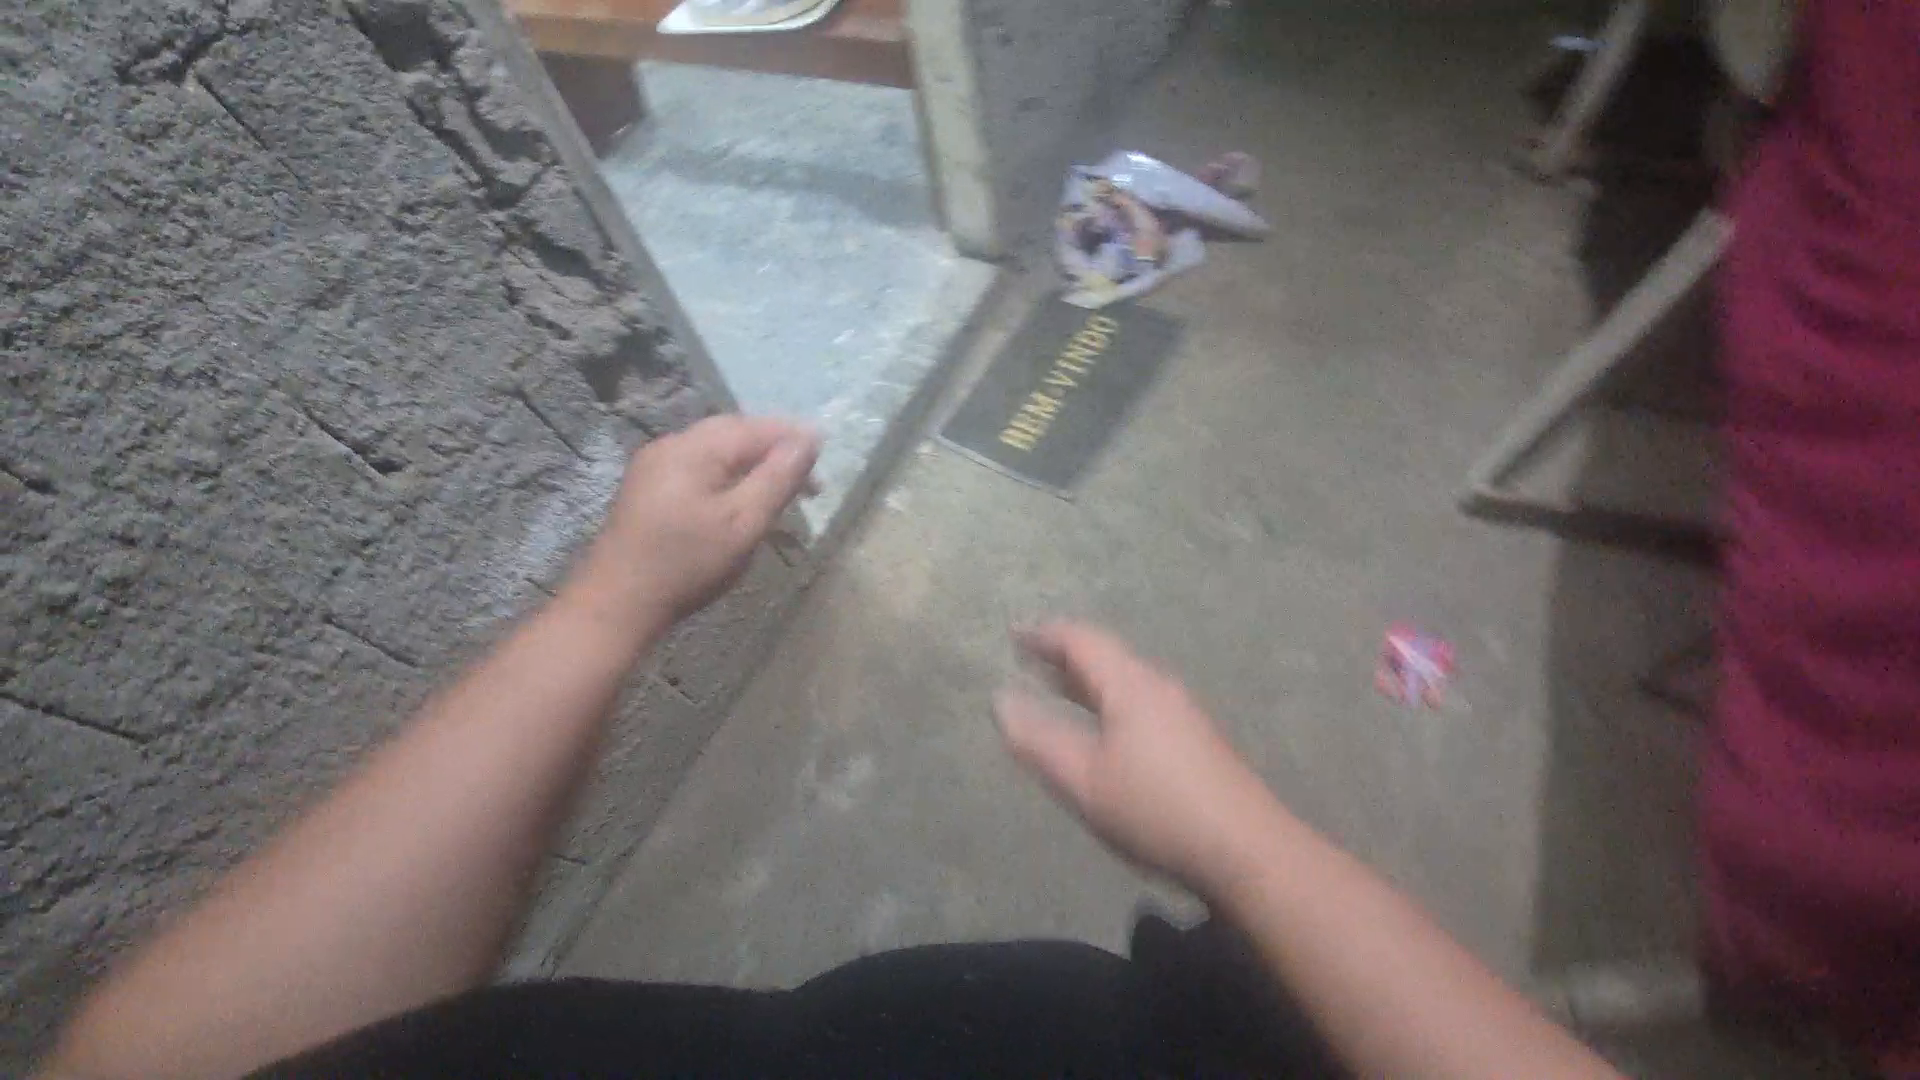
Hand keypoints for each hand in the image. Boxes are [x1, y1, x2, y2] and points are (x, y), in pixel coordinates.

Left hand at [571, 415, 818, 627]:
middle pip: (733, 434)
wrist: (617, 605)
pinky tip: (741, 502)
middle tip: (808, 478)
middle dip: (774, 450)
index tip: (825, 451)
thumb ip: (777, 479)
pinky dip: (729, 477)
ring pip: (716, 452)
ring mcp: (654, 467)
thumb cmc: (686, 564)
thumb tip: (808, 441)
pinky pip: (699, 469)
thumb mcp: (743, 523)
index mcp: (693, 449)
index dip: (793, 436)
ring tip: (781, 492)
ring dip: (752, 465)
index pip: (754, 428)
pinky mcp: (648, 491)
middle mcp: (670, 447)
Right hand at [996, 621, 1290, 897]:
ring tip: (1057, 688)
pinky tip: (1102, 729)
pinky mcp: (1194, 740)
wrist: (1248, 851)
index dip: (1044, 635)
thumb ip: (1037, 740)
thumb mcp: (1084, 779)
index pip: (1081, 640)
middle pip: (1105, 656)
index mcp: (1130, 685)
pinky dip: (1107, 700)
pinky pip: (1138, 701)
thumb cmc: (1156, 810)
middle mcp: (1158, 687)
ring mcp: (1182, 713)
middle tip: (1029, 657)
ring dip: (1086, 679)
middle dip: (1064, 655)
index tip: (1014, 635)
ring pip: (1124, 680)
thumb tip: (1000, 700)